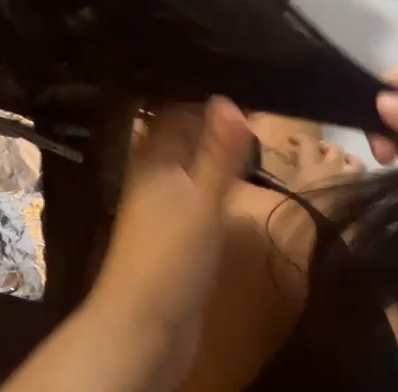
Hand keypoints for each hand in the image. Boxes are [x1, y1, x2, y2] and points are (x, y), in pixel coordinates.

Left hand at [85, 98, 255, 386]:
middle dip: (211, 114)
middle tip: (253, 91)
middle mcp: (154, 171)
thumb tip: (228, 96)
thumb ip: (217, 152)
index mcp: (153, 155)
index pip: (173, 106)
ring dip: (214, 145)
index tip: (234, 68)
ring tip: (252, 123)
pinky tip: (236, 173)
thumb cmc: (169, 257)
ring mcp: (163, 201)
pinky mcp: (175, 230)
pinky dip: (214, 177)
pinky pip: (196, 189)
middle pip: (181, 131)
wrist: (143, 329)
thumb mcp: (201, 200)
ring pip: (190, 160)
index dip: (201, 89)